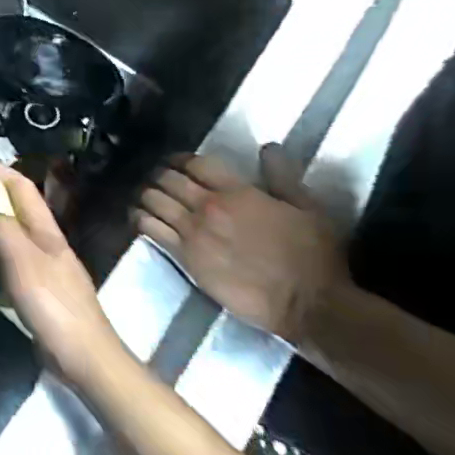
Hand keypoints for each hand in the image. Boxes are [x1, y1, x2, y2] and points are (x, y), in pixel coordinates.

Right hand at [0, 160, 127, 386]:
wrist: (86, 358)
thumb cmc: (52, 303)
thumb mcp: (21, 260)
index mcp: (46, 230)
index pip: (21, 187)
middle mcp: (46, 243)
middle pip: (16, 208)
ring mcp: (45, 268)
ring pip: (11, 234)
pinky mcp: (40, 291)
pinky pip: (10, 261)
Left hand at [135, 148, 349, 345]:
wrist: (312, 306)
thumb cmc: (315, 257)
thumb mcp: (310, 210)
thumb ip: (284, 176)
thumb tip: (268, 147)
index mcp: (236, 192)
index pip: (194, 163)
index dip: (181, 159)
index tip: (177, 162)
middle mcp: (207, 206)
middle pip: (167, 177)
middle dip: (160, 174)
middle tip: (160, 178)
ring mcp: (192, 230)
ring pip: (151, 198)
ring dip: (146, 192)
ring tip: (147, 194)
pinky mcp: (183, 255)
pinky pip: (148, 227)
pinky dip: (138, 216)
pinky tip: (138, 214)